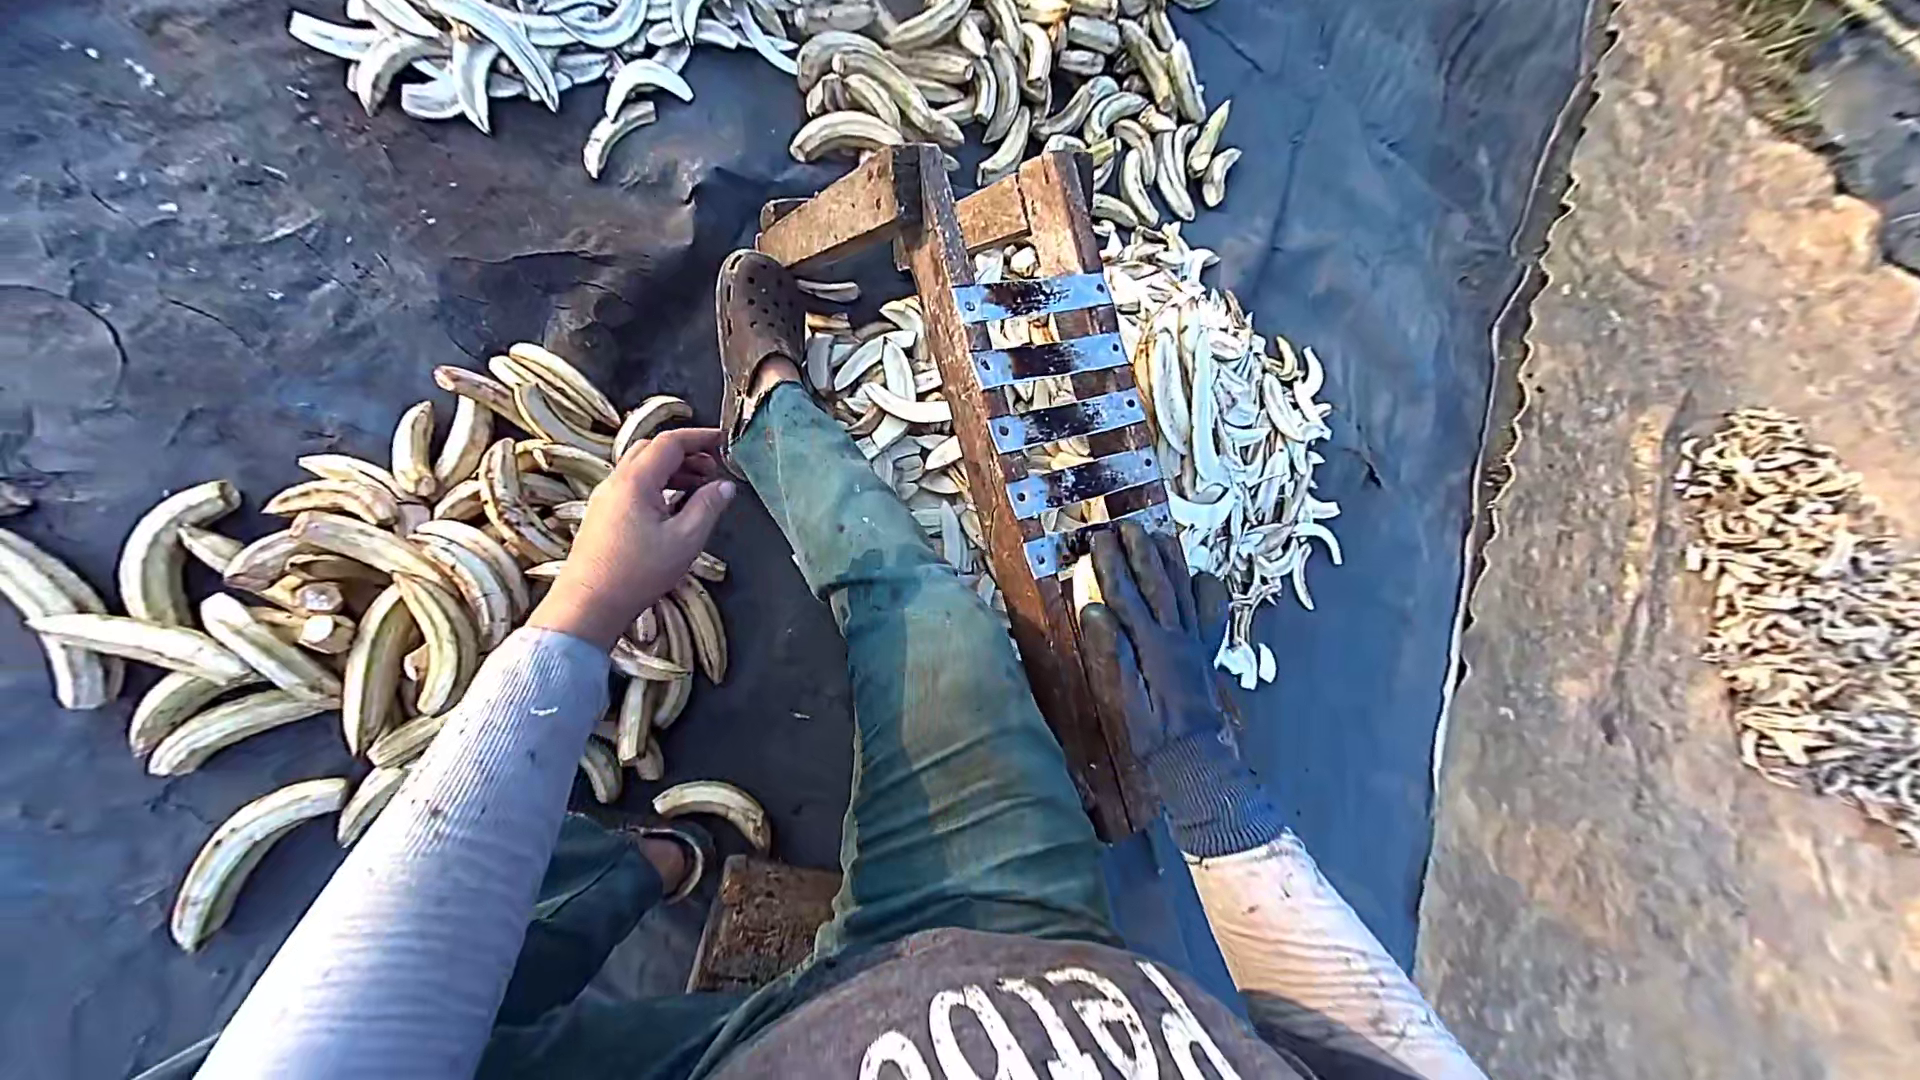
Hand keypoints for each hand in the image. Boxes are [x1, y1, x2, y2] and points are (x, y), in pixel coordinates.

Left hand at [528, 428, 735, 649]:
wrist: (589, 603)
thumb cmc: (638, 572)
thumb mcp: (686, 539)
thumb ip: (708, 506)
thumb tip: (725, 486)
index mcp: (635, 482)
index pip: (669, 443)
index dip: (698, 437)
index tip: (722, 439)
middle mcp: (616, 483)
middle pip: (652, 450)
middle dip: (686, 452)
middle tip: (713, 466)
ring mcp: (606, 498)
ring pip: (642, 468)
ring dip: (673, 469)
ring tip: (701, 486)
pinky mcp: (603, 514)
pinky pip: (634, 486)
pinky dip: (659, 484)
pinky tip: (676, 505)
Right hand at [1080, 521, 1232, 760]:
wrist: (1195, 761)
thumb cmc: (1150, 735)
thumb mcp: (1120, 700)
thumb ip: (1109, 654)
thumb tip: (1094, 610)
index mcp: (1151, 646)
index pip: (1125, 595)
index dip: (1110, 565)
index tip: (1097, 540)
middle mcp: (1176, 636)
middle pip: (1156, 584)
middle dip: (1139, 551)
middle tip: (1125, 526)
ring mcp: (1194, 642)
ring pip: (1184, 590)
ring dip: (1169, 560)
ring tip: (1158, 535)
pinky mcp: (1206, 652)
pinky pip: (1211, 613)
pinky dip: (1207, 591)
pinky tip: (1200, 577)